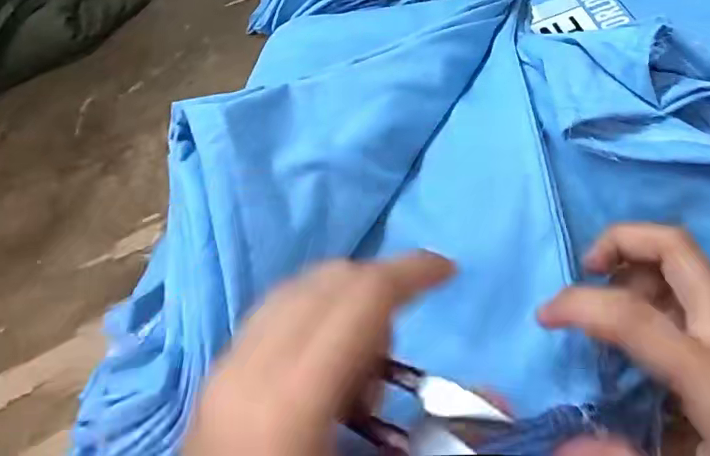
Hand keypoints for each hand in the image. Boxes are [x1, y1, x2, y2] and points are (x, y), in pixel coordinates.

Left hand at [184, 251, 455, 455]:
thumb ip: (432, 443)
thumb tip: (497, 398)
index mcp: (292, 396)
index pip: (362, 294)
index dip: (412, 272)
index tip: (450, 270)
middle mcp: (252, 364)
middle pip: (332, 280)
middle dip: (379, 293)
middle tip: (397, 359)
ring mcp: (225, 366)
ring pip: (299, 288)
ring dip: (344, 305)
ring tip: (361, 371)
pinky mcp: (213, 376)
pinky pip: (273, 312)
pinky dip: (310, 317)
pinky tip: (323, 372)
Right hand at [538, 224, 709, 455]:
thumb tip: (563, 440)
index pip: (636, 316)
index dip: (580, 306)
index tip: (543, 316)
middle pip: (678, 249)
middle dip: (624, 240)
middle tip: (587, 267)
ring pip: (687, 265)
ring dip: (639, 264)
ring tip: (605, 302)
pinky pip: (693, 296)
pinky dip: (655, 291)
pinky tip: (637, 334)